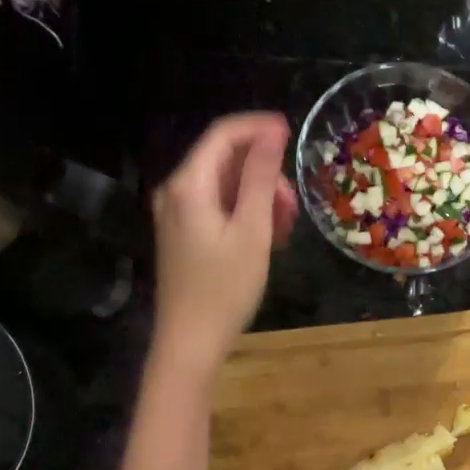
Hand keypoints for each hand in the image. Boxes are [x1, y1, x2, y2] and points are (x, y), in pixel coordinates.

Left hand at [151, 112, 296, 364]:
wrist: (191, 342)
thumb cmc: (225, 289)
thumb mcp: (252, 231)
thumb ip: (260, 177)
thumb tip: (272, 131)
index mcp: (189, 185)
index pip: (222, 135)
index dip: (258, 128)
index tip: (294, 134)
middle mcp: (176, 191)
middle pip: (224, 160)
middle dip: (263, 172)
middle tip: (293, 206)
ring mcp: (176, 214)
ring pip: (223, 185)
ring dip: (258, 196)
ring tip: (284, 228)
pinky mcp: (182, 234)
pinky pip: (216, 206)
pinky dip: (244, 212)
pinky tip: (266, 238)